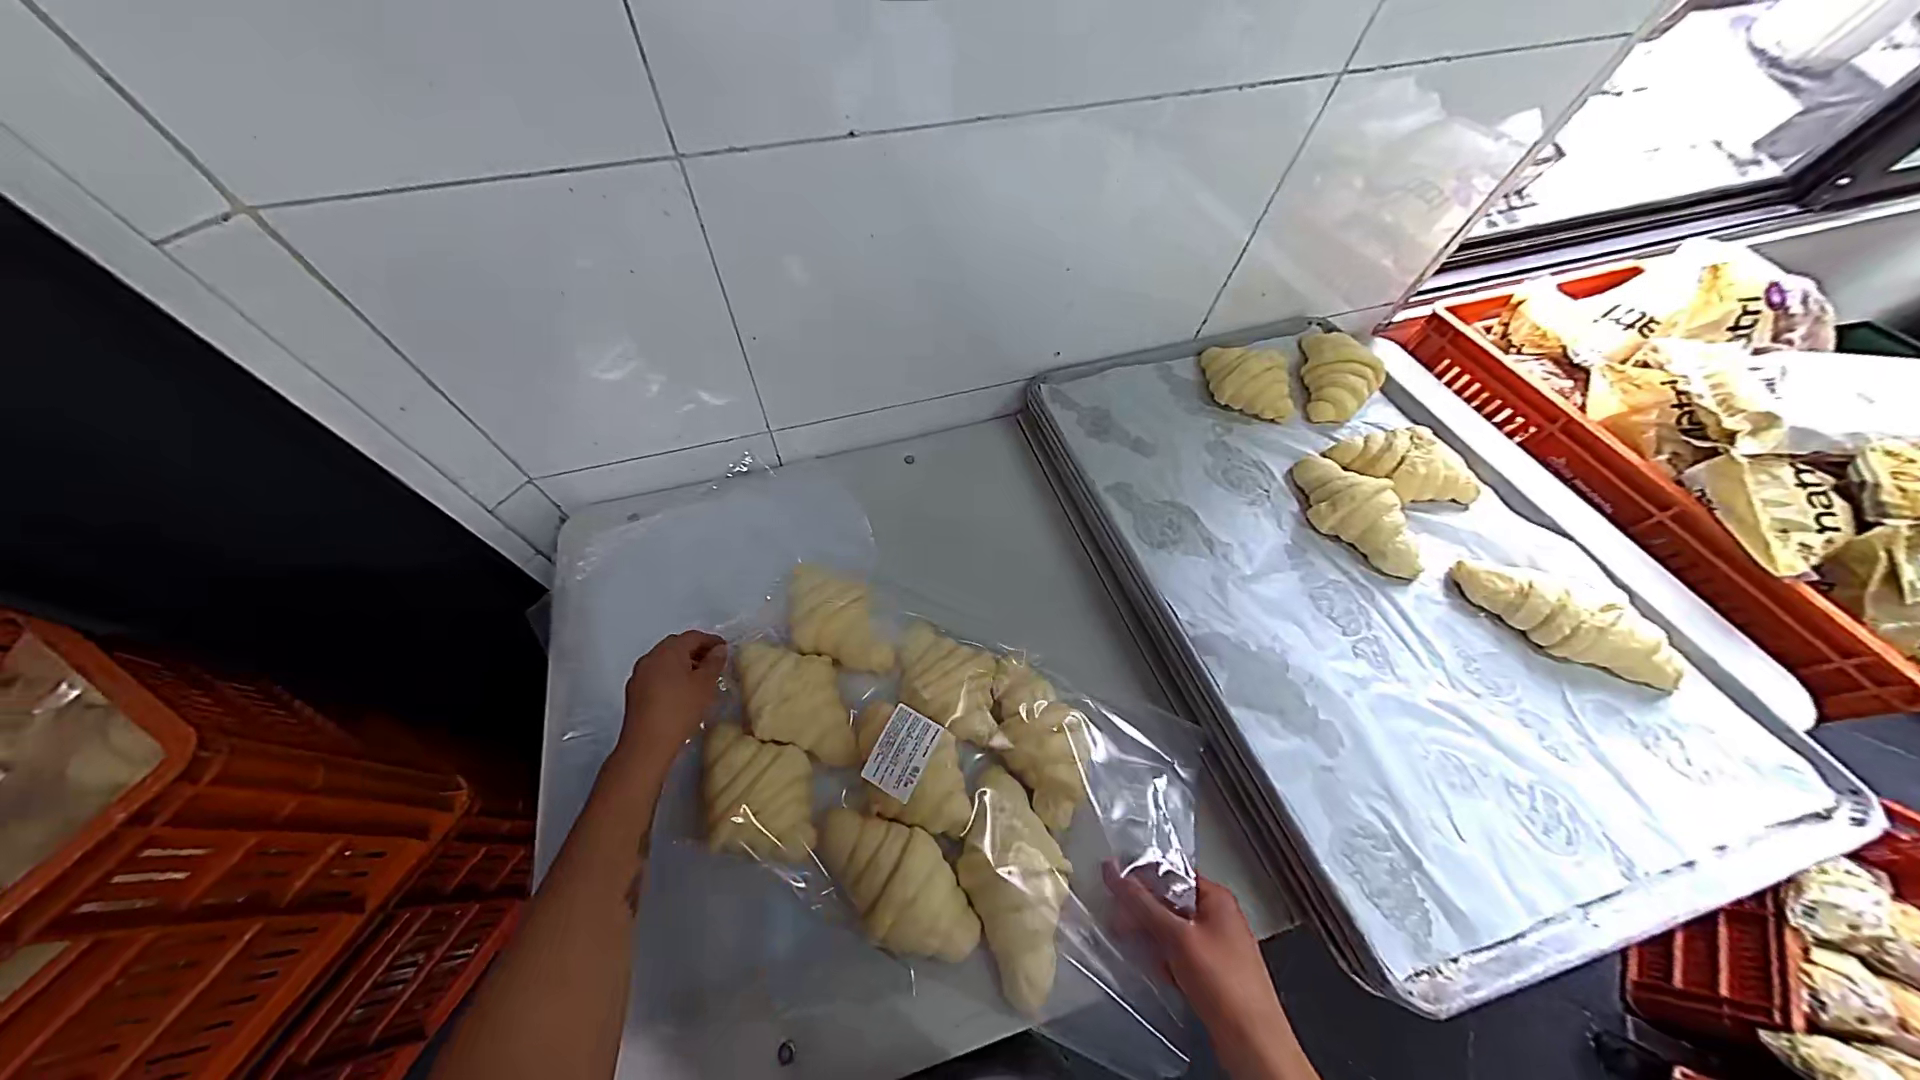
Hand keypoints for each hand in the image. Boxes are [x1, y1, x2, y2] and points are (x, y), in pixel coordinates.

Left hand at [610, 631, 727, 783]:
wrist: (647, 744)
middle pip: (676, 646)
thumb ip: (714, 662)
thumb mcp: (705, 684)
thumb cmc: (680, 710)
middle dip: (696, 650)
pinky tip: (683, 691)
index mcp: (667, 652)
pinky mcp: (634, 692)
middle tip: (714, 661)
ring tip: (701, 677)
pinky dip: (671, 675)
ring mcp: (639, 675)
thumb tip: (719, 649)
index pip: (692, 637)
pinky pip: (657, 674)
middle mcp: (650, 658)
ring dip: (683, 663)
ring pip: (665, 660)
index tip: (725, 649)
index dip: (711, 640)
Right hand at [1105, 865, 1313, 1079]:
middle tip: (1124, 925)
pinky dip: (1166, 961)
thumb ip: (1142, 903)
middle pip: (1168, 902)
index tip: (1117, 888)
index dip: (1142, 879)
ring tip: (1148, 956)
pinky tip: (1163, 974)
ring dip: (1154, 941)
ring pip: (1172, 930)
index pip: (1170, 872)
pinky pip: (1179, 954)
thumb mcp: (1177, 936)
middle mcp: (1218, 917)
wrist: (1253, 1045)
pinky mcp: (1212, 971)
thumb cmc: (1226, 987)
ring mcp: (1216, 945)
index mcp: (1216, 897)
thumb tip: (1115, 872)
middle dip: (1144, 915)